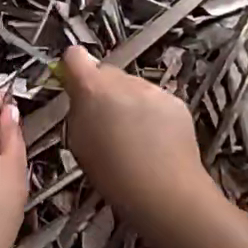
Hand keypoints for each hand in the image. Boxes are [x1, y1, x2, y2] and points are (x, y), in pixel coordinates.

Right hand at [58, 46, 218, 220]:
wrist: (164, 191)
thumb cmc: (112, 173)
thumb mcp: (77, 141)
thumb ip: (77, 109)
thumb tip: (80, 96)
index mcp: (92, 88)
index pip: (74, 56)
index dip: (72, 67)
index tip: (73, 82)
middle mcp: (123, 81)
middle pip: (106, 72)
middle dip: (102, 90)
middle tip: (104, 120)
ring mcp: (151, 89)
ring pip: (131, 87)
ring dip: (128, 101)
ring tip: (132, 135)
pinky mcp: (175, 101)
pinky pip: (154, 99)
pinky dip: (151, 112)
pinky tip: (153, 139)